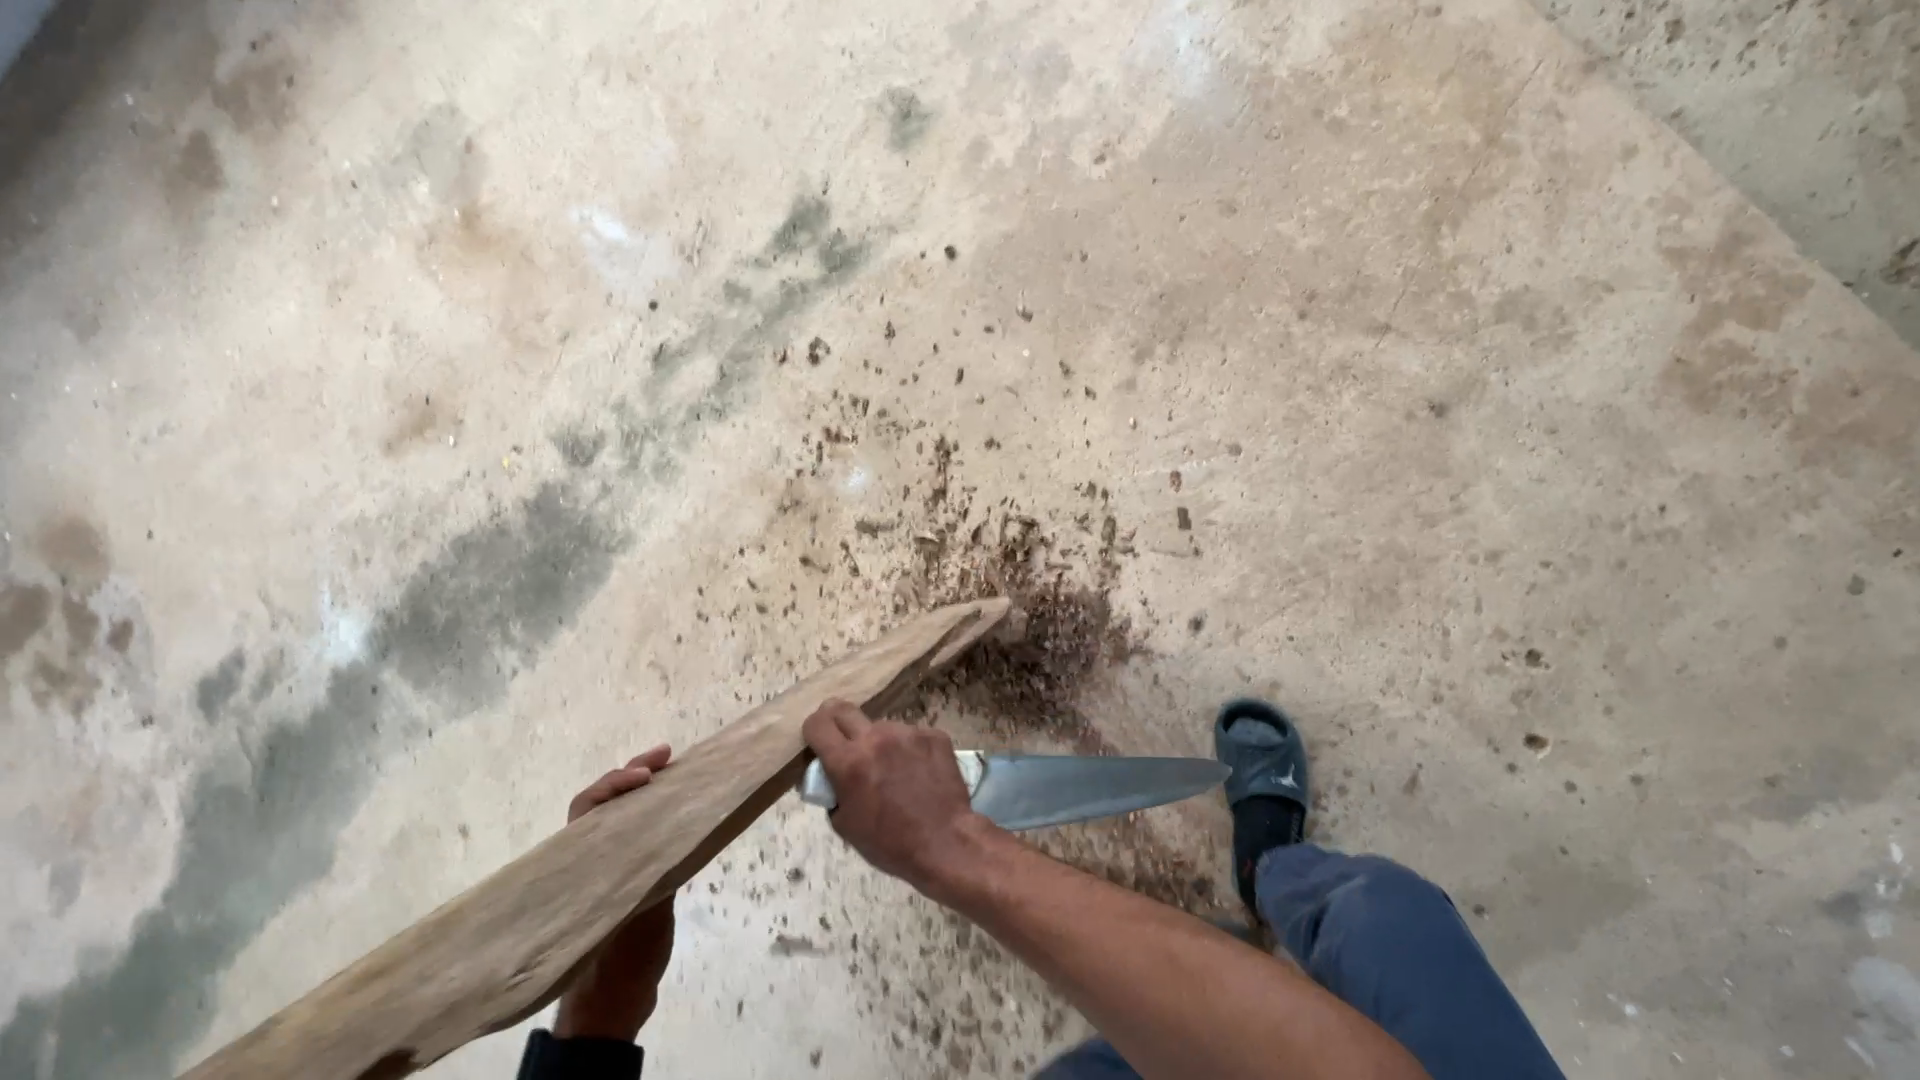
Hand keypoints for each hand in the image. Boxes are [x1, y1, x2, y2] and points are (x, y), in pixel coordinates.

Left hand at [554, 745, 675, 1041]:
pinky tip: (678, 807)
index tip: (644, 776)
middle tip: (664, 756)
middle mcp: (589, 858)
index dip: (613, 786)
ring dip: (643, 789)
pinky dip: (654, 813)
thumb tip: (671, 842)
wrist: (611, 1007)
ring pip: (619, 816)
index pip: (587, 809)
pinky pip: (637, 834)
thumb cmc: (620, 967)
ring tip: (672, 768)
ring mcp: (608, 867)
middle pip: (602, 804)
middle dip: (630, 774)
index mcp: (579, 864)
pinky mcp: (628, 877)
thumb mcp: (641, 923)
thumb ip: (652, 881)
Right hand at [802, 699, 999, 896]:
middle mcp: (876, 738)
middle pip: (843, 709)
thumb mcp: (845, 825)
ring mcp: (908, 733)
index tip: (818, 740)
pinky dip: (909, 749)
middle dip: (837, 723)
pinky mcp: (934, 735)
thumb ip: (833, 790)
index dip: (813, 730)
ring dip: (879, 741)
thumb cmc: (889, 843)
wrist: (944, 843)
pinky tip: (918, 772)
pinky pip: (911, 735)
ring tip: (893, 769)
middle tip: (845, 742)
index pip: (817, 723)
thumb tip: (831, 775)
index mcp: (849, 761)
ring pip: (882, 726)